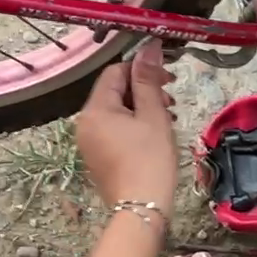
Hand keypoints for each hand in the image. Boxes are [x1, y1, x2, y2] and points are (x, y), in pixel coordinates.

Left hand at [76, 39, 178, 214]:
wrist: (142, 209)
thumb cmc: (150, 161)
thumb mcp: (153, 115)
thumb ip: (148, 80)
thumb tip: (148, 46)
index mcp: (94, 110)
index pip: (115, 72)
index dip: (142, 69)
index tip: (168, 78)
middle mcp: (85, 124)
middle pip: (114, 91)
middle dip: (144, 90)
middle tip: (171, 99)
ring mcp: (89, 142)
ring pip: (116, 111)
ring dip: (142, 108)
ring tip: (167, 117)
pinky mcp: (98, 157)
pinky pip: (114, 130)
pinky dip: (134, 126)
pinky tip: (155, 134)